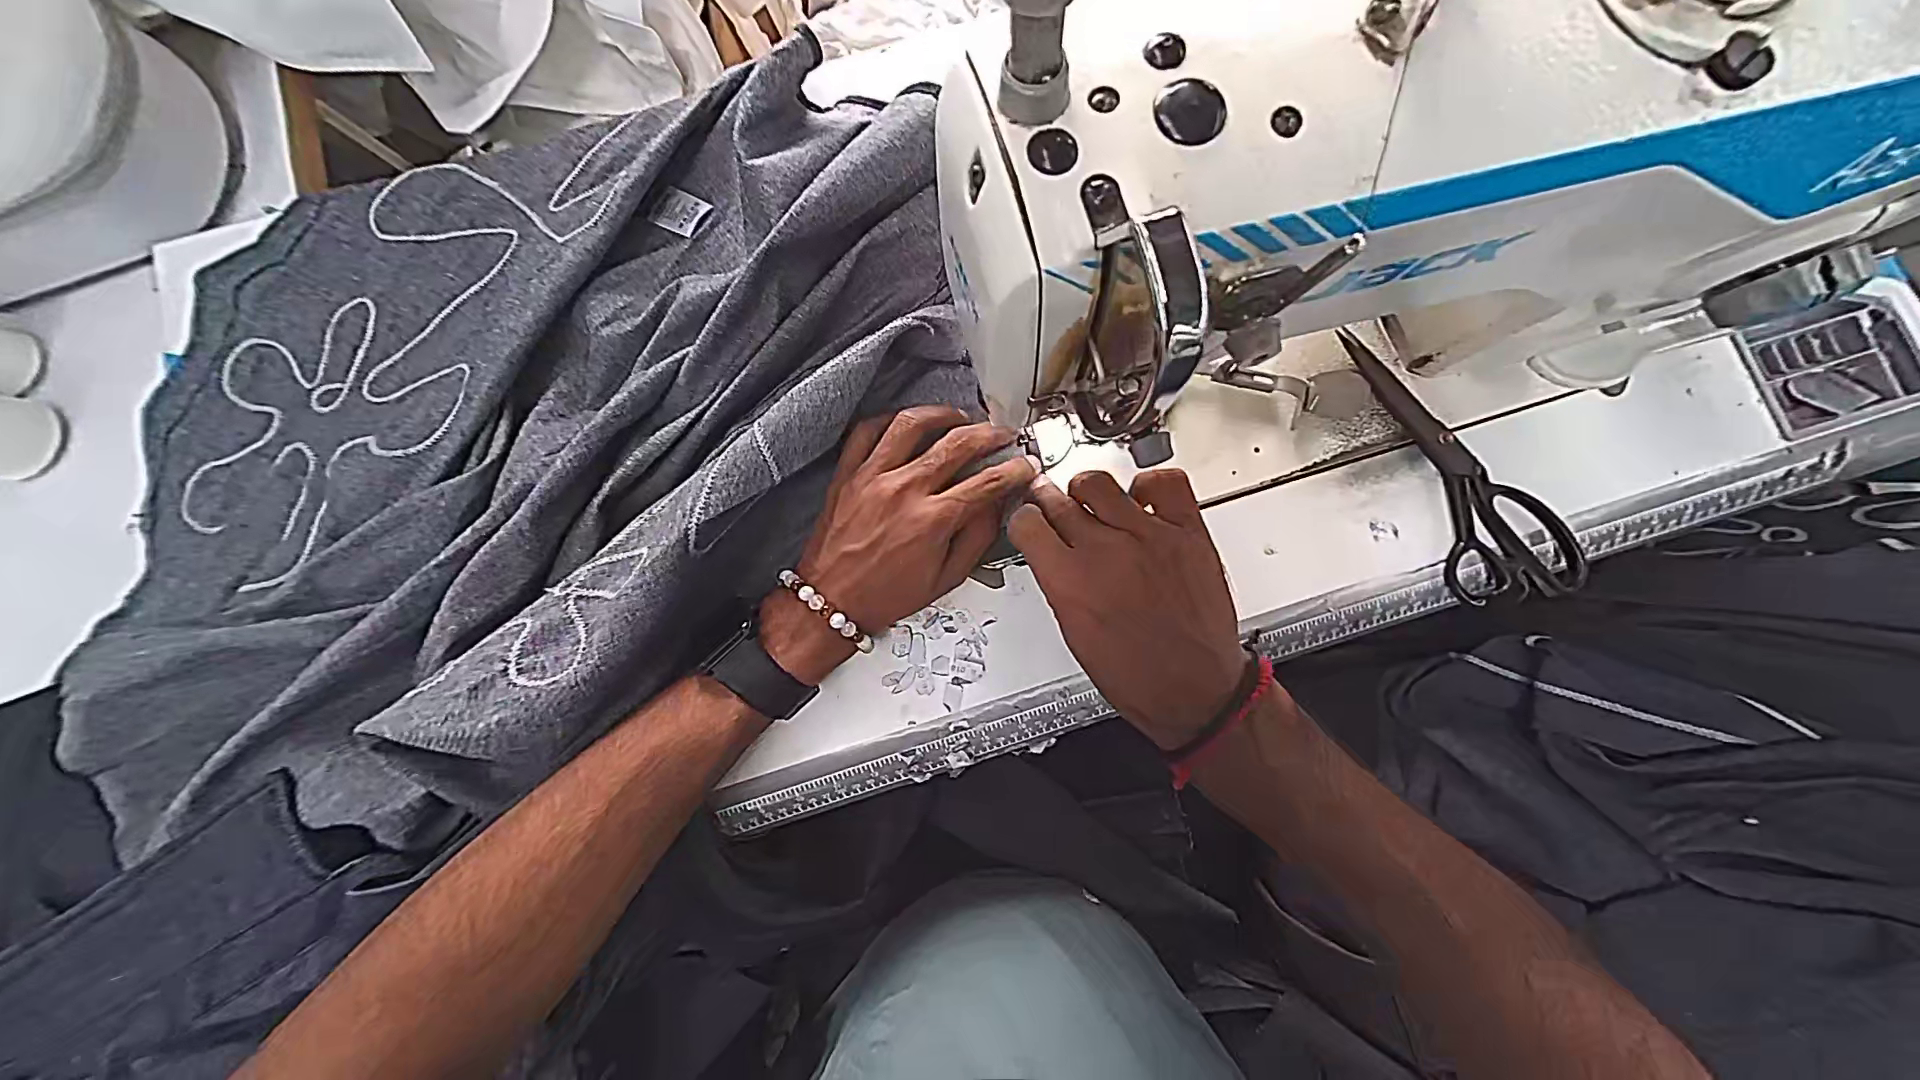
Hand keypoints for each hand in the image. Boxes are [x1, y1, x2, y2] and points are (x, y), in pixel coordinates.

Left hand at [760, 407, 1038, 684]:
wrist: (831, 602)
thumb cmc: (882, 596)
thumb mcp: (946, 578)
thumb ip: (977, 538)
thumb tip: (996, 506)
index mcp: (932, 520)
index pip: (987, 481)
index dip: (1014, 469)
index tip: (1022, 465)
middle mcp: (903, 491)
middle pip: (958, 442)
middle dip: (991, 434)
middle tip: (1001, 435)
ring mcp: (873, 477)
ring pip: (912, 423)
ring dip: (943, 413)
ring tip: (959, 417)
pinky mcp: (848, 474)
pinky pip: (867, 431)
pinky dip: (890, 419)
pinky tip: (906, 422)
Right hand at [1008, 468, 1248, 749]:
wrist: (1196, 691)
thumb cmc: (1138, 677)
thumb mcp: (1074, 634)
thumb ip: (1060, 584)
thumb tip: (1051, 557)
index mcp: (1070, 581)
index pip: (1027, 523)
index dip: (1023, 520)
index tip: (1028, 520)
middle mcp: (1106, 551)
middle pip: (1057, 500)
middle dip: (1046, 500)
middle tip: (1049, 503)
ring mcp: (1149, 537)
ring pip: (1099, 483)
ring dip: (1087, 489)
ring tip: (1091, 500)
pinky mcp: (1187, 533)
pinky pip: (1164, 483)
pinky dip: (1148, 484)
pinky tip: (1141, 499)